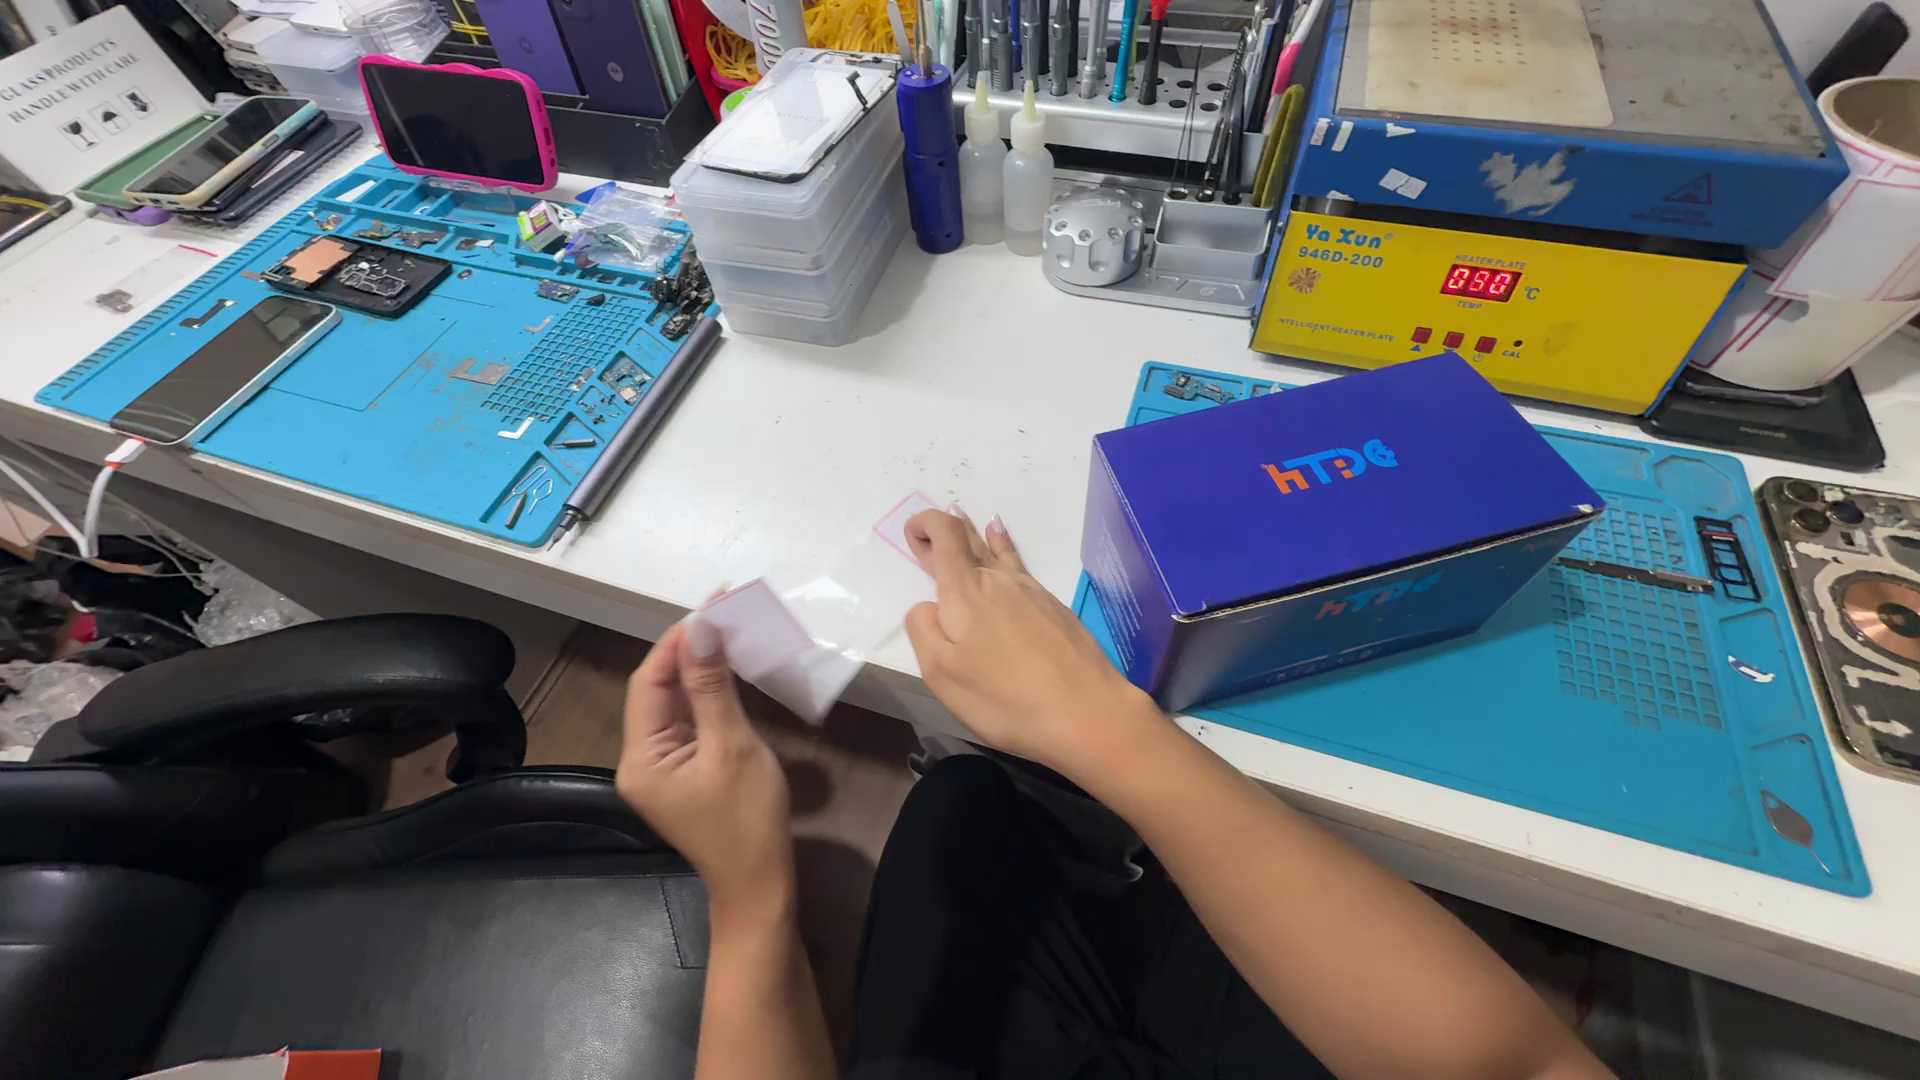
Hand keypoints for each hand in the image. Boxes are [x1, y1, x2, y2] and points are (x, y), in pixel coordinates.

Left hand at [618, 618, 793, 908]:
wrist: (760, 883)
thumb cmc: (748, 818)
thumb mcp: (732, 746)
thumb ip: (712, 686)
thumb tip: (700, 630)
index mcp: (641, 757)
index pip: (649, 681)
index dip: (676, 641)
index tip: (710, 606)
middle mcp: (640, 759)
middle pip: (657, 689)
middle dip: (687, 648)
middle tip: (723, 611)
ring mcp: (661, 767)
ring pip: (674, 702)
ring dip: (698, 668)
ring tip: (727, 632)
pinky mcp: (683, 771)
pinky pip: (689, 720)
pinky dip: (707, 693)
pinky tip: (727, 673)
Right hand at [903, 510, 1160, 772]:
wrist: (1086, 712)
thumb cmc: (1004, 698)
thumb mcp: (942, 673)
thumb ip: (923, 630)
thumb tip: (927, 605)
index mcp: (965, 591)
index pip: (945, 535)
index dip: (926, 523)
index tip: (912, 529)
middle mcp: (999, 580)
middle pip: (970, 540)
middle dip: (946, 531)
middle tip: (929, 530)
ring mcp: (1032, 592)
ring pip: (997, 554)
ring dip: (977, 538)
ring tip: (968, 521)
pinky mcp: (1055, 608)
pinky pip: (1020, 567)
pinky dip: (1005, 550)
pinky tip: (1004, 545)